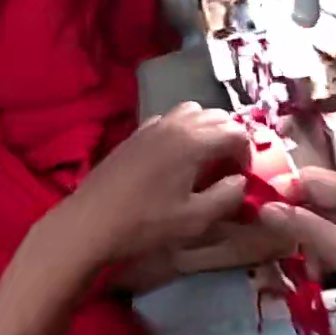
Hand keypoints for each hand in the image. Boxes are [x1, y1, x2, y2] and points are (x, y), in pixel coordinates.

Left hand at [39, 102, 250, 268]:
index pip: (237, 133)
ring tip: (204, 159)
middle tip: (227, 168)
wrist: (90, 223)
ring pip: (192, 111)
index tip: (240, 179)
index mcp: (194, 141)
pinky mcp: (135, 134)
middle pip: (217, 116)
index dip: (246, 155)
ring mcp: (152, 126)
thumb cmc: (145, 223)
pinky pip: (169, 119)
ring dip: (206, 129)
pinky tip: (174, 158)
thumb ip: (227, 197)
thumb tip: (240, 182)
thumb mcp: (195, 219)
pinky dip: (182, 129)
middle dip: (230, 138)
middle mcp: (175, 124)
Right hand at [255, 168, 335, 334]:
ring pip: (328, 216)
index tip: (255, 216)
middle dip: (296, 218)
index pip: (313, 178)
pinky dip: (326, 247)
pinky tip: (319, 270)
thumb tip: (264, 208)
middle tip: (273, 247)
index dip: (282, 192)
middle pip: (320, 195)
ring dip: (310, 238)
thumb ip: (306, 229)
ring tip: (303, 269)